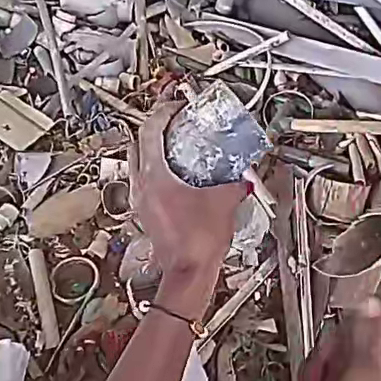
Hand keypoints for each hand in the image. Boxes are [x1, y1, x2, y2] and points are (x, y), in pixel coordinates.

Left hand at [131, 102, 247, 317]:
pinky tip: (178, 178)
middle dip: (154, 129)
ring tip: (176, 148)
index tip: (176, 106)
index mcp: (154, 177)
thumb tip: (242, 176)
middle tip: (174, 124)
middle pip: (138, 144)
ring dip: (153, 151)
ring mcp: (140, 202)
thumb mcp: (224, 202)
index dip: (163, 112)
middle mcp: (141, 187)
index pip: (150, 130)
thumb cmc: (198, 243)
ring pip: (138, 164)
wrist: (188, 274)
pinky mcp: (146, 215)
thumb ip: (234, 183)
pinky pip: (145, 183)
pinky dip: (157, 173)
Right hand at [328, 296, 380, 380]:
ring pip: (352, 346)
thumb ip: (365, 337)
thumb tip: (369, 304)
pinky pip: (343, 368)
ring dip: (332, 356)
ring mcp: (376, 376)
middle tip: (332, 351)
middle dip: (345, 334)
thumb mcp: (362, 375)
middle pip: (370, 327)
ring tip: (322, 376)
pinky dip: (329, 373)